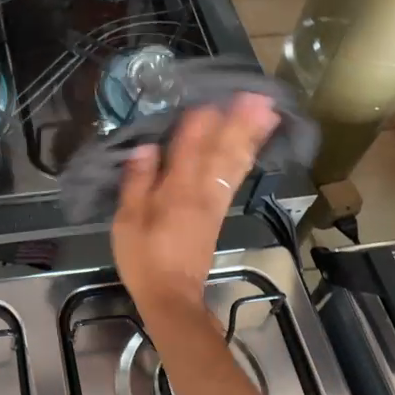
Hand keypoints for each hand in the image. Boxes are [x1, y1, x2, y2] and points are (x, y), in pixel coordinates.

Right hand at [112, 94, 280, 321]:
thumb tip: (145, 148)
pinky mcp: (220, 212)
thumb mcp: (127, 222)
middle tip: (258, 98)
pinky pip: (235, 178)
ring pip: (234, 163)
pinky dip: (245, 158)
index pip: (190, 149)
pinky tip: (251, 146)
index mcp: (176, 192)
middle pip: (222, 152)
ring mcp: (215, 202)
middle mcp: (202, 192)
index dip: (201, 123)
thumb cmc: (144, 258)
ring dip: (250, 137)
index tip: (212, 97)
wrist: (172, 297)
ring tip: (266, 114)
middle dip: (239, 124)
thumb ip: (137, 183)